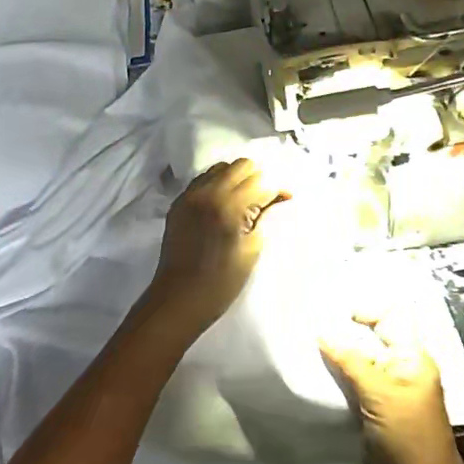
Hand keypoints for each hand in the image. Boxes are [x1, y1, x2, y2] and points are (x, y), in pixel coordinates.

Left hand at [138, 159, 288, 336]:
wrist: (179, 297)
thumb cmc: (222, 282)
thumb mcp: (252, 249)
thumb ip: (263, 217)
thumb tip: (278, 198)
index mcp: (228, 206)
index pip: (260, 181)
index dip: (276, 190)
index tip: (285, 200)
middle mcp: (207, 193)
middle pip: (240, 165)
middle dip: (257, 179)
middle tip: (264, 200)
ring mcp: (189, 196)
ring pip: (220, 169)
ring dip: (236, 179)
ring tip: (244, 201)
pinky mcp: (178, 203)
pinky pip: (202, 181)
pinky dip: (217, 185)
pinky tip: (223, 205)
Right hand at [321, 314, 463, 463]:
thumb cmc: (409, 439)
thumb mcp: (380, 395)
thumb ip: (351, 362)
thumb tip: (322, 335)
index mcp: (412, 359)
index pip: (391, 318)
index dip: (366, 312)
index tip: (336, 318)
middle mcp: (400, 368)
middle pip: (369, 340)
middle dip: (343, 334)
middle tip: (309, 329)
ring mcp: (387, 390)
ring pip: (358, 363)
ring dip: (336, 358)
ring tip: (306, 349)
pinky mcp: (373, 409)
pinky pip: (352, 384)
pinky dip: (336, 378)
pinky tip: (315, 375)